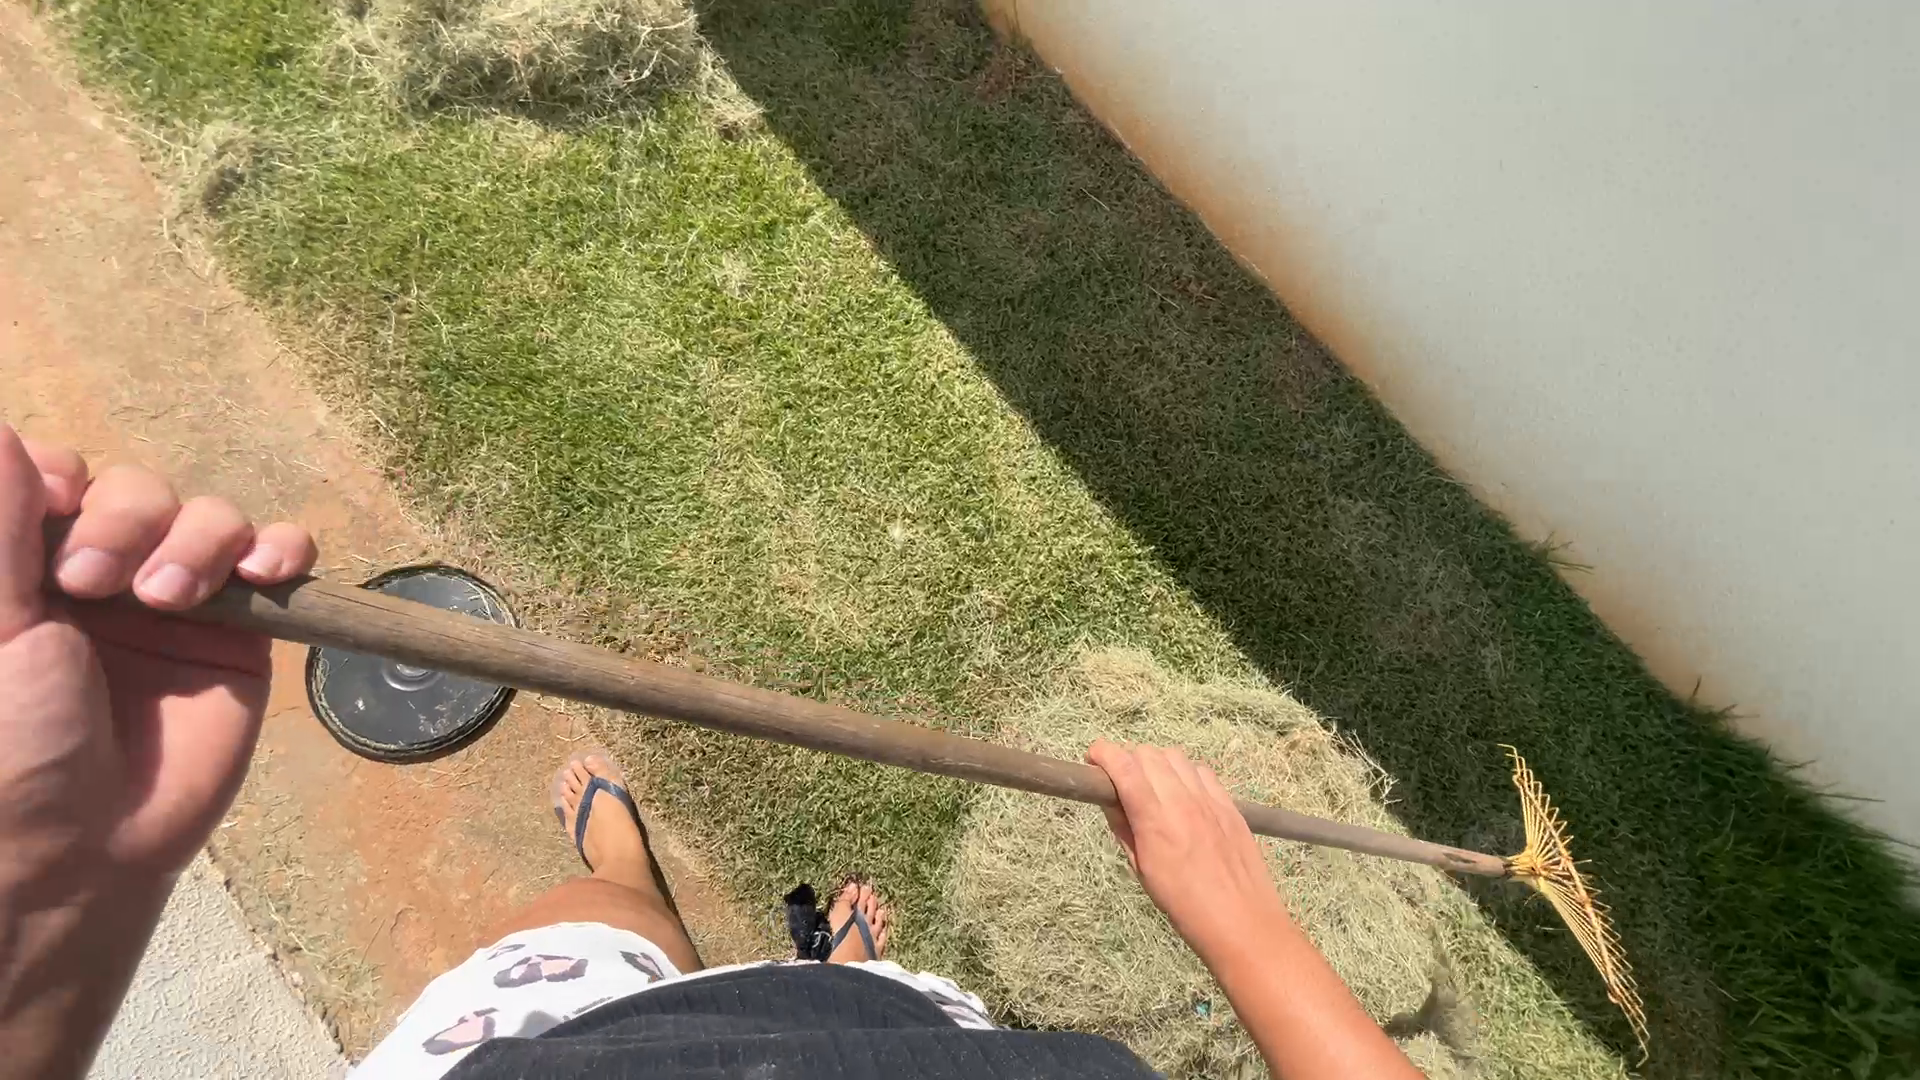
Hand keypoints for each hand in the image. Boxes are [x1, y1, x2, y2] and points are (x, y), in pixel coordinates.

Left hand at [0, 425, 315, 1076]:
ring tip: (179, 597)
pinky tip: (269, 574)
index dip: (64, 482)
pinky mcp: (249, 626)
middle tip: (101, 583)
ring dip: (206, 540)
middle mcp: (104, 572)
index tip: (51, 513)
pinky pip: (284, 557)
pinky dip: (284, 551)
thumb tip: (10, 431)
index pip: (57, 479)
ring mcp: (183, 598)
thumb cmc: (5, 736)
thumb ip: (2, 532)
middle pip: (140, 490)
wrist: (82, 836)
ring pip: (215, 516)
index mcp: (25, 568)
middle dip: (131, 519)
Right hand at [1085, 740, 1290, 960]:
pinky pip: (1201, 770)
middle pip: (1147, 754)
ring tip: (1153, 785)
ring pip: (1174, 755)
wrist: (1244, 925)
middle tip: (1122, 781)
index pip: (1124, 767)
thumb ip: (1123, 829)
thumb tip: (1109, 800)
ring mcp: (1209, 800)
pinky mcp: (1230, 804)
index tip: (1092, 759)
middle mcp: (1182, 802)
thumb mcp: (1142, 871)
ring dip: (1155, 762)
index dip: (1103, 752)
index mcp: (1155, 822)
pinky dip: (1184, 772)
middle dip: (1126, 759)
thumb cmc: (1185, 906)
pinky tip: (1183, 793)